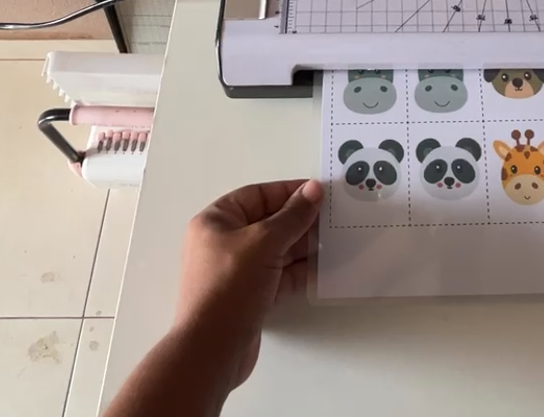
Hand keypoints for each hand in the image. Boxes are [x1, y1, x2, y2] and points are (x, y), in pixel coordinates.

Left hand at [174, 178, 322, 385]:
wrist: (211, 353)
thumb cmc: (230, 286)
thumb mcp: (264, 242)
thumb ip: (292, 216)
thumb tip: (314, 189)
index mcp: (216, 221)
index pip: (257, 195)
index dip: (288, 191)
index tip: (318, 192)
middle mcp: (223, 242)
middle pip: (268, 222)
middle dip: (298, 220)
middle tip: (331, 217)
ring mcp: (236, 272)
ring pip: (275, 249)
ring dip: (301, 246)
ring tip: (332, 241)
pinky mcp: (248, 296)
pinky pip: (277, 275)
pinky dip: (297, 270)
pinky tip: (320, 267)